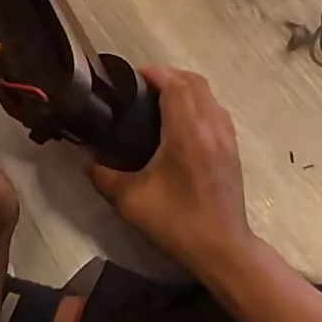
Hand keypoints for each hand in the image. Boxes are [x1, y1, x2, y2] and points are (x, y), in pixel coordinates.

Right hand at [89, 67, 253, 274]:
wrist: (222, 248)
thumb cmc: (176, 221)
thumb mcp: (131, 201)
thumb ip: (104, 177)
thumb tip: (88, 161)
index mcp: (186, 132)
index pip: (174, 86)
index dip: (155, 74)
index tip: (134, 76)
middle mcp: (210, 127)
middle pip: (194, 83)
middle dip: (170, 75)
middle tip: (145, 85)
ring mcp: (226, 137)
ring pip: (209, 95)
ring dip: (187, 88)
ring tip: (163, 98)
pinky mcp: (232, 149)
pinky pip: (217, 111)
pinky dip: (200, 103)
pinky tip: (184, 121)